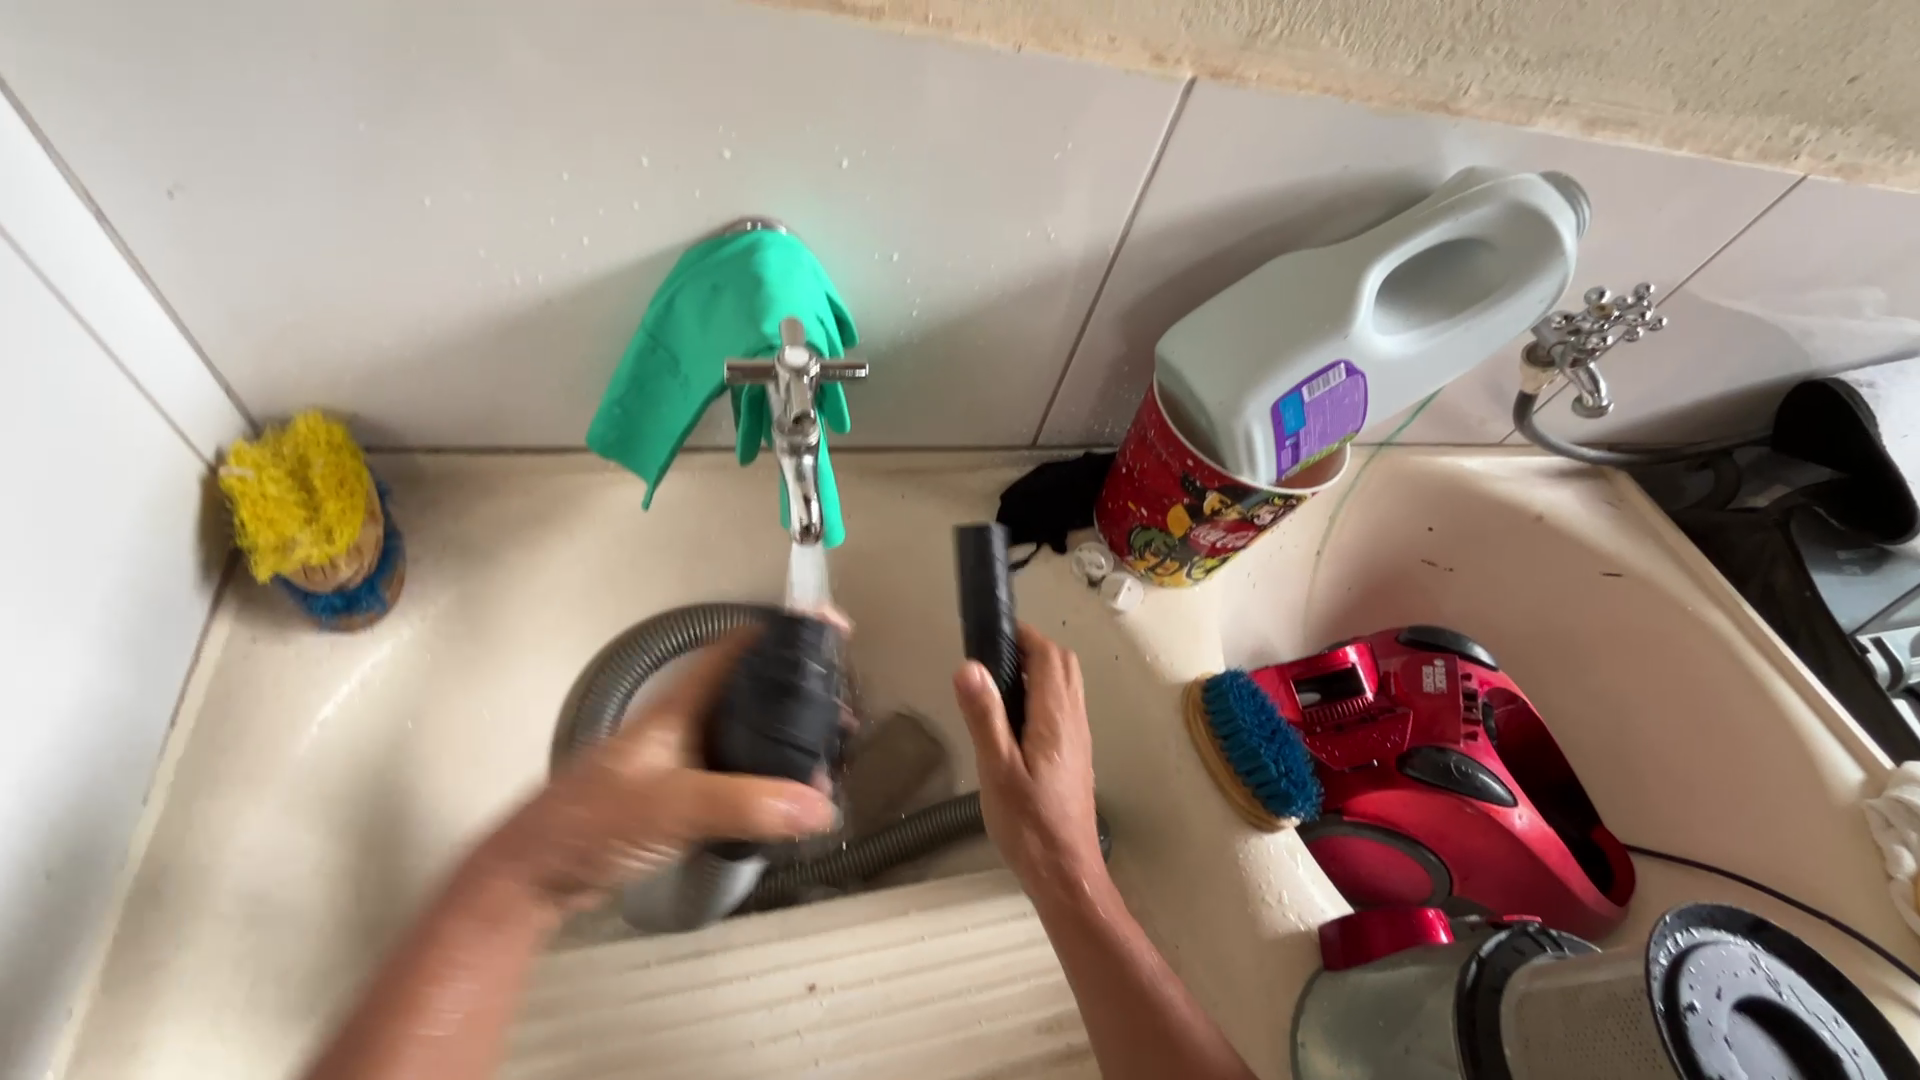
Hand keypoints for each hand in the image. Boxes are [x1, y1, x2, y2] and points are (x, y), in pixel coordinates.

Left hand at [478, 630, 838, 910]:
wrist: (532, 879)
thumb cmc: (587, 825)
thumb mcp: (672, 806)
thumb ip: (745, 805)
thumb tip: (818, 805)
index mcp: (680, 707)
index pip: (737, 648)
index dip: (782, 631)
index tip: (827, 630)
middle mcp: (686, 725)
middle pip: (753, 692)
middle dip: (801, 693)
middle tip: (841, 706)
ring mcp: (684, 761)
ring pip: (750, 736)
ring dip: (789, 740)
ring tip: (829, 754)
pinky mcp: (683, 797)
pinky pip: (740, 775)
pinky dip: (771, 779)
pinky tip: (792, 799)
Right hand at [954, 623, 1104, 899]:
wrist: (1066, 874)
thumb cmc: (1029, 825)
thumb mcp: (997, 770)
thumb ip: (984, 717)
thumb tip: (970, 666)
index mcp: (1056, 718)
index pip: (1049, 656)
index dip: (1023, 637)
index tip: (990, 637)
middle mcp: (1074, 721)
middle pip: (1063, 665)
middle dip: (1032, 649)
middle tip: (992, 659)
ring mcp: (1078, 740)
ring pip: (1066, 687)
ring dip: (1038, 672)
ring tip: (997, 686)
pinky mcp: (1074, 758)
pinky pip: (1063, 709)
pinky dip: (1042, 696)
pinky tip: (1013, 722)